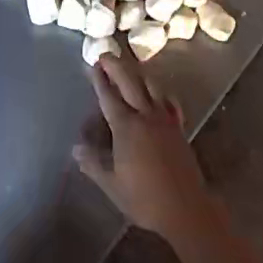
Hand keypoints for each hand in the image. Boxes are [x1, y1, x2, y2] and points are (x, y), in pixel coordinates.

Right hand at [73, 54, 219, 241]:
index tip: (93, 64)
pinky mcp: (179, 127)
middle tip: (106, 54)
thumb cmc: (144, 199)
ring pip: (151, 86)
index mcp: (126, 127)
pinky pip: (169, 101)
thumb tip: (76, 148)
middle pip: (130, 82)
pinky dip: (160, 91)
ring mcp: (165, 119)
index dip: (100, 80)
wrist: (185, 207)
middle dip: (116, 66)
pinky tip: (158, 92)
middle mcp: (145, 116)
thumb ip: (93, 164)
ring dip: (138, 73)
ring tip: (129, 67)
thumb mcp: (112, 185)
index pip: (109, 97)